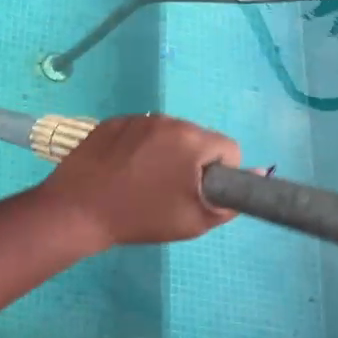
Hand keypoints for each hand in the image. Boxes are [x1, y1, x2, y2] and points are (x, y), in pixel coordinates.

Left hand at [37, 114, 241, 250]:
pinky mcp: (108, 123)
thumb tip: (259, 173)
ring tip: (143, 181)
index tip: (197, 192)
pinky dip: (138, 147)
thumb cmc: (141, 217)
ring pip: (167, 134)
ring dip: (165, 152)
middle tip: (168, 190)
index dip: (220, 174)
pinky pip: (138, 132)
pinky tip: (122, 170)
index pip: (227, 149)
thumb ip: (232, 198)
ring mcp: (133, 119)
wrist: (78, 210)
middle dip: (192, 160)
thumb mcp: (196, 219)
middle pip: (197, 138)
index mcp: (191, 138)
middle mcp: (164, 120)